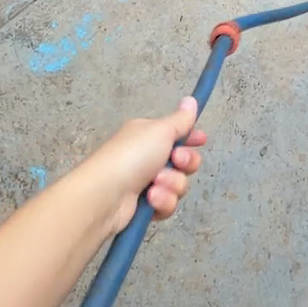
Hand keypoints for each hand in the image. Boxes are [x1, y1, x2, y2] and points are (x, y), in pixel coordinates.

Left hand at [69, 98, 208, 231]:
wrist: (106, 194)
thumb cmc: (133, 156)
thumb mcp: (160, 130)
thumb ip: (181, 119)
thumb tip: (191, 100)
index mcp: (148, 135)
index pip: (177, 134)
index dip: (191, 138)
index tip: (202, 140)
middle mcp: (147, 158)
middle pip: (184, 162)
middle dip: (186, 162)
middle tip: (177, 161)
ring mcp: (146, 183)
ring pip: (178, 185)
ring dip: (171, 184)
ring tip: (155, 185)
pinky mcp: (146, 207)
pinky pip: (167, 204)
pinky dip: (162, 201)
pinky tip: (150, 199)